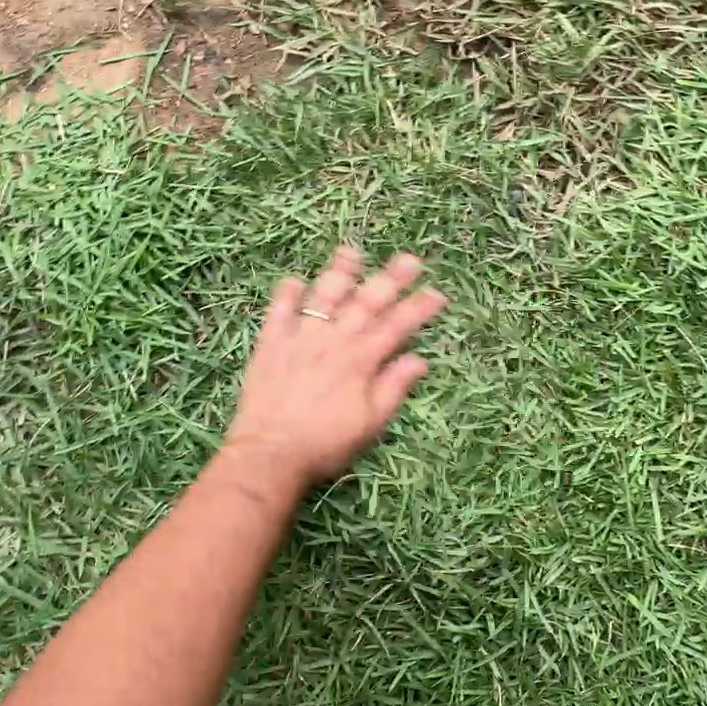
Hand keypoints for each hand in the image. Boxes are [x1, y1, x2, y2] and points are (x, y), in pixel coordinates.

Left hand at [222, 245, 446, 490]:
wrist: (269, 455)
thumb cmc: (326, 444)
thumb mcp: (370, 423)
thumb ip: (393, 388)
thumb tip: (419, 359)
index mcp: (360, 361)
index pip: (396, 327)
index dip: (418, 308)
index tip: (437, 293)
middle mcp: (332, 342)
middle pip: (366, 303)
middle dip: (390, 280)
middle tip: (409, 258)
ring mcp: (299, 340)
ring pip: (323, 298)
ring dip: (339, 274)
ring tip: (352, 251)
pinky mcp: (270, 346)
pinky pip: (278, 313)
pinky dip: (286, 295)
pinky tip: (294, 280)